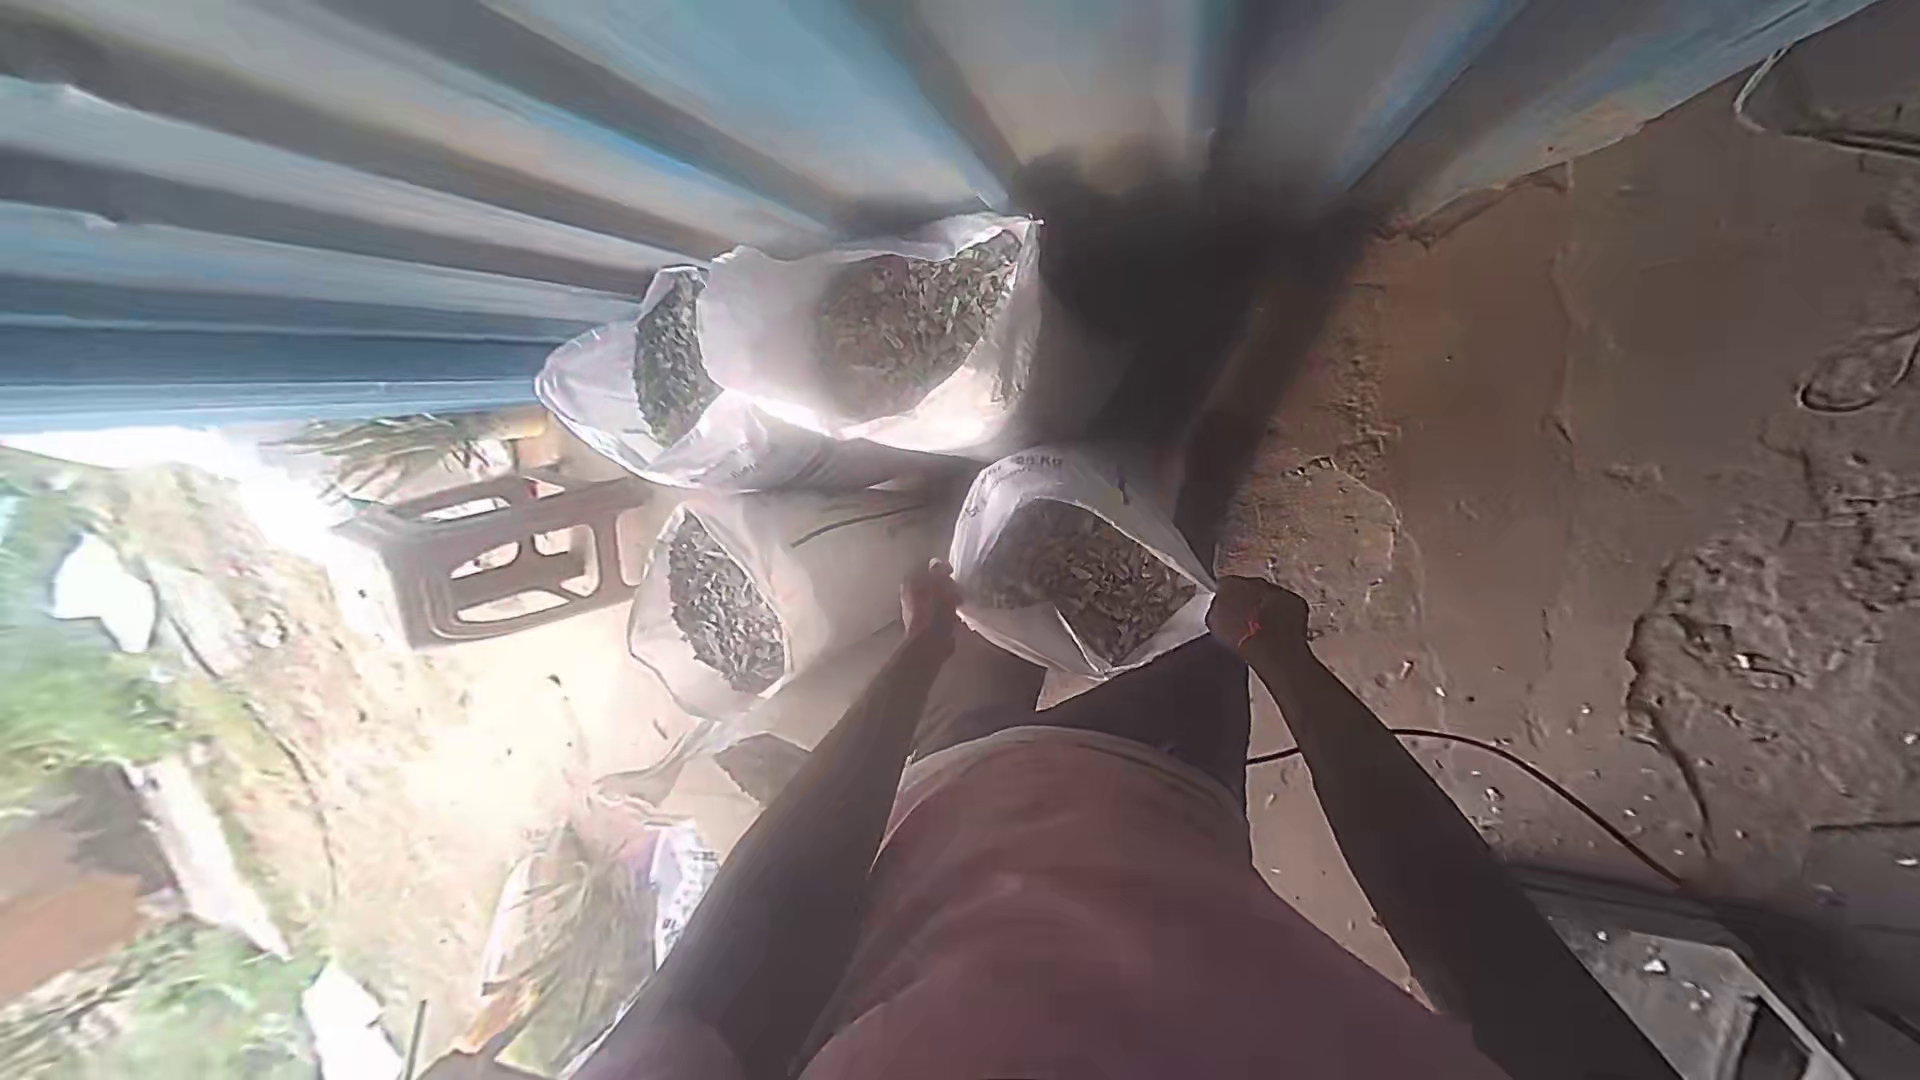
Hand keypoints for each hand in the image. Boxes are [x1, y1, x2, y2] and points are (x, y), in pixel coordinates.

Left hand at [902, 560, 959, 640]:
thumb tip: (938, 563)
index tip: (953, 573)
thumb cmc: (935, 609)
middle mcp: (910, 595)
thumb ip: (939, 571)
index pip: (926, 569)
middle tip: (959, 589)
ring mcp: (917, 611)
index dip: (940, 569)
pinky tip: (957, 615)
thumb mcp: (940, 583)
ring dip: (948, 599)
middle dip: (946, 585)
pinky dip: (948, 612)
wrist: (931, 642)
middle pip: (931, 584)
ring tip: (961, 602)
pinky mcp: (925, 626)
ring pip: (936, 599)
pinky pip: (939, 613)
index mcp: (911, 582)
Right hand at [1207, 577, 1308, 654]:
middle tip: (1246, 619)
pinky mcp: (1295, 601)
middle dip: (1248, 600)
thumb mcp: (1215, 624)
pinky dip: (1284, 613)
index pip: (1225, 584)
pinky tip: (1278, 629)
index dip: (1226, 597)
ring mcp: (1277, 590)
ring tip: (1263, 627)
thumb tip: (1219, 608)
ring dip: (1266, 607)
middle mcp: (1254, 581)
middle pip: (1249, 587)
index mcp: (1230, 584)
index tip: (1228, 609)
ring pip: (1269, 595)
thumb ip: (1216, 609)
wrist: (1271, 648)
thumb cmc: (1241, 638)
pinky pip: (1287, 604)